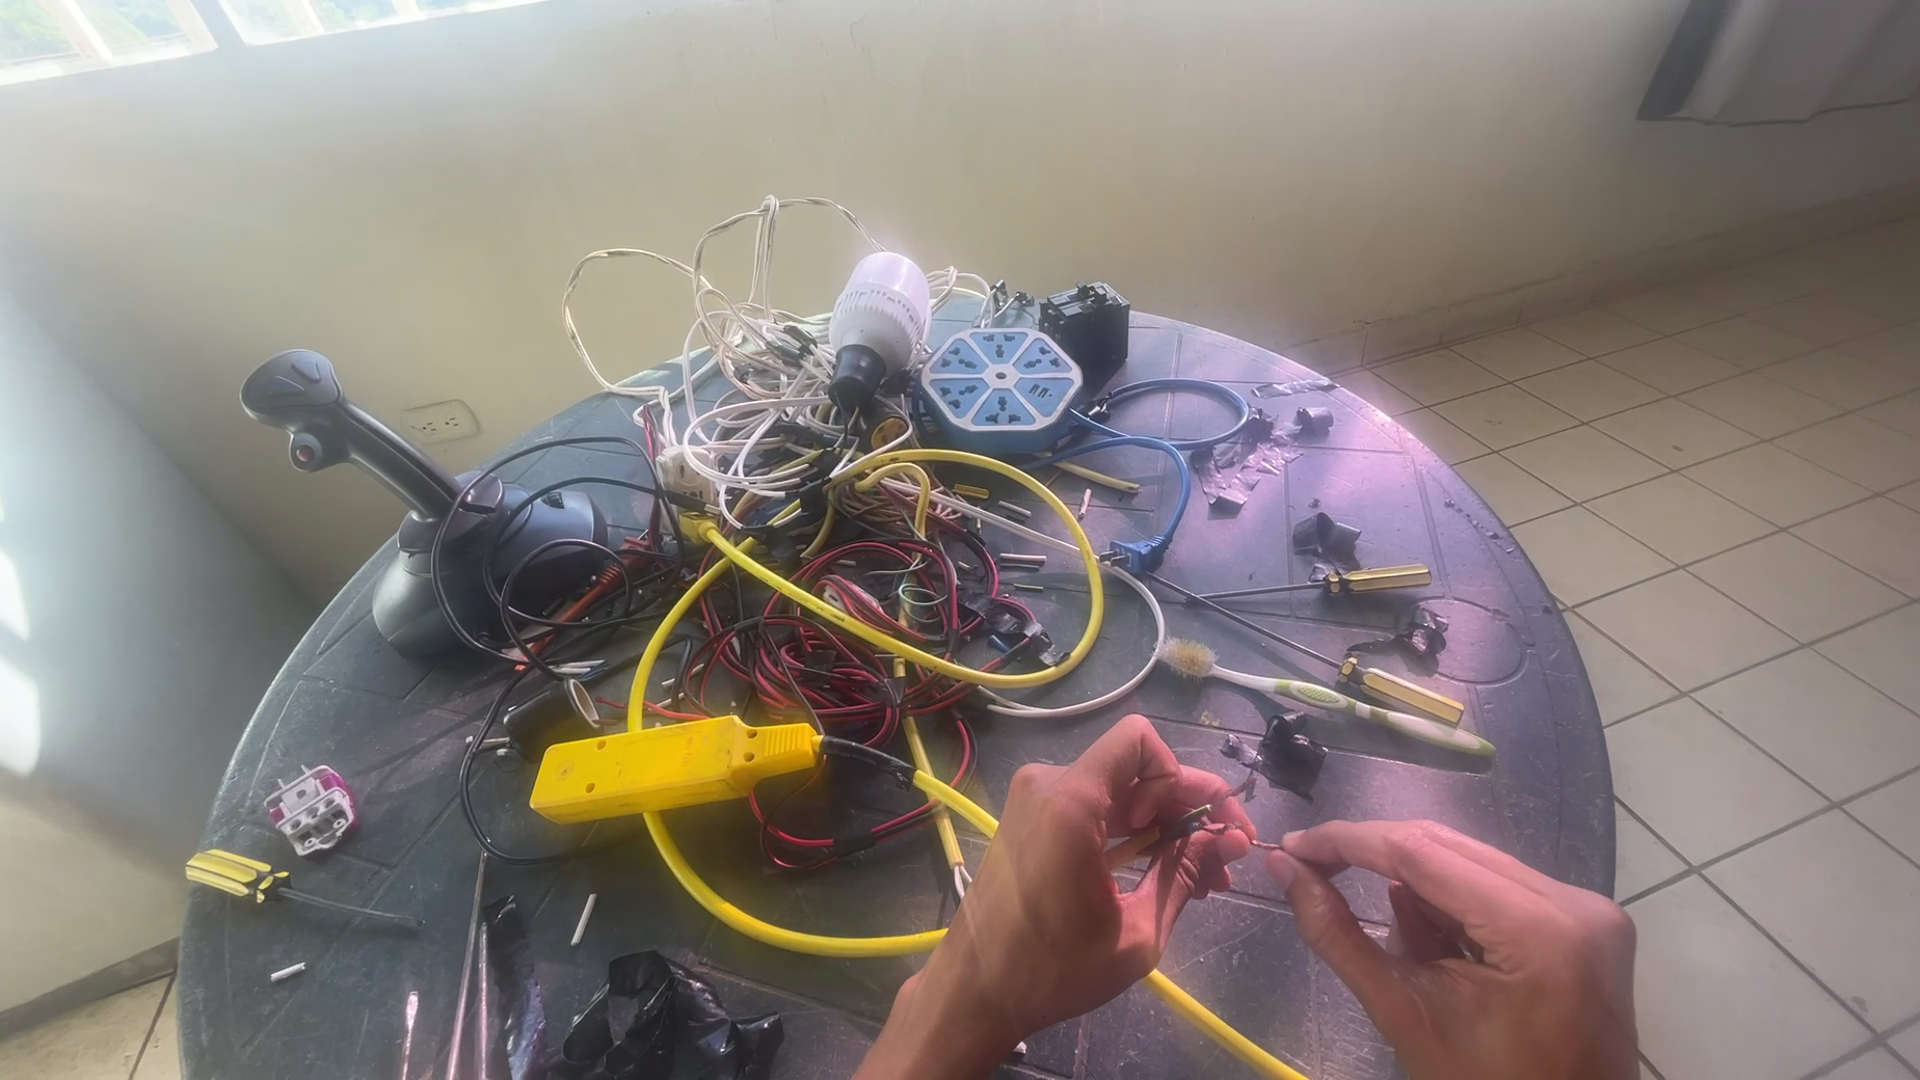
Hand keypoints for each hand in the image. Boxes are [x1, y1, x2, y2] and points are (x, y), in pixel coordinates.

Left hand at [856, 714, 1252, 1078]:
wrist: (976, 987)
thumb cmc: (1053, 968)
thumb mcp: (1135, 933)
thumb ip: (1181, 875)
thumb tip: (1224, 841)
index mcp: (1071, 799)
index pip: (1139, 741)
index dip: (1179, 776)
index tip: (1195, 828)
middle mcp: (1050, 782)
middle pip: (1136, 769)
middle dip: (1186, 807)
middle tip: (1227, 857)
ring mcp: (1037, 796)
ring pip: (1119, 789)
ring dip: (1163, 825)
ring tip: (1203, 876)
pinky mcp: (1032, 815)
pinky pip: (1094, 806)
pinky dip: (1130, 831)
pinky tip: (1161, 871)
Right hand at [1269, 820, 1636, 1079]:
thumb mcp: (1400, 1012)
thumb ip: (1333, 931)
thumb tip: (1280, 864)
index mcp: (1536, 930)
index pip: (1417, 851)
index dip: (1345, 840)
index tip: (1292, 844)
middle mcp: (1571, 903)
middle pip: (1439, 845)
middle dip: (1370, 852)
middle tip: (1311, 864)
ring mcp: (1582, 908)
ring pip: (1460, 856)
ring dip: (1406, 876)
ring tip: (1383, 924)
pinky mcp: (1579, 917)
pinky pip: (1487, 878)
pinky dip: (1444, 896)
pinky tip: (1427, 935)